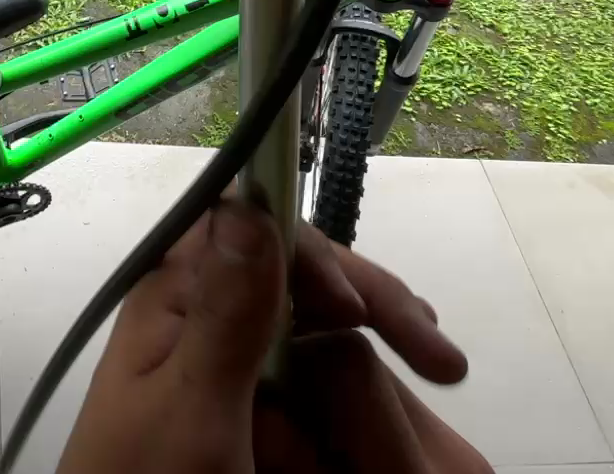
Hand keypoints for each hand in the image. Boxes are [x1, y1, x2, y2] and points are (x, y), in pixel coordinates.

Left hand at [56, 201, 489, 473]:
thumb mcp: (191, 407)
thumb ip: (224, 314)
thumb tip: (250, 205)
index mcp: (174, 292)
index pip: (249, 225)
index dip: (315, 253)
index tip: (364, 312)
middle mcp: (196, 305)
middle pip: (290, 268)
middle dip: (367, 298)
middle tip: (439, 358)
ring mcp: (215, 346)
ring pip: (301, 310)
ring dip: (368, 329)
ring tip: (433, 361)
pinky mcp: (231, 387)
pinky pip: (296, 356)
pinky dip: (344, 365)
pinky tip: (384, 387)